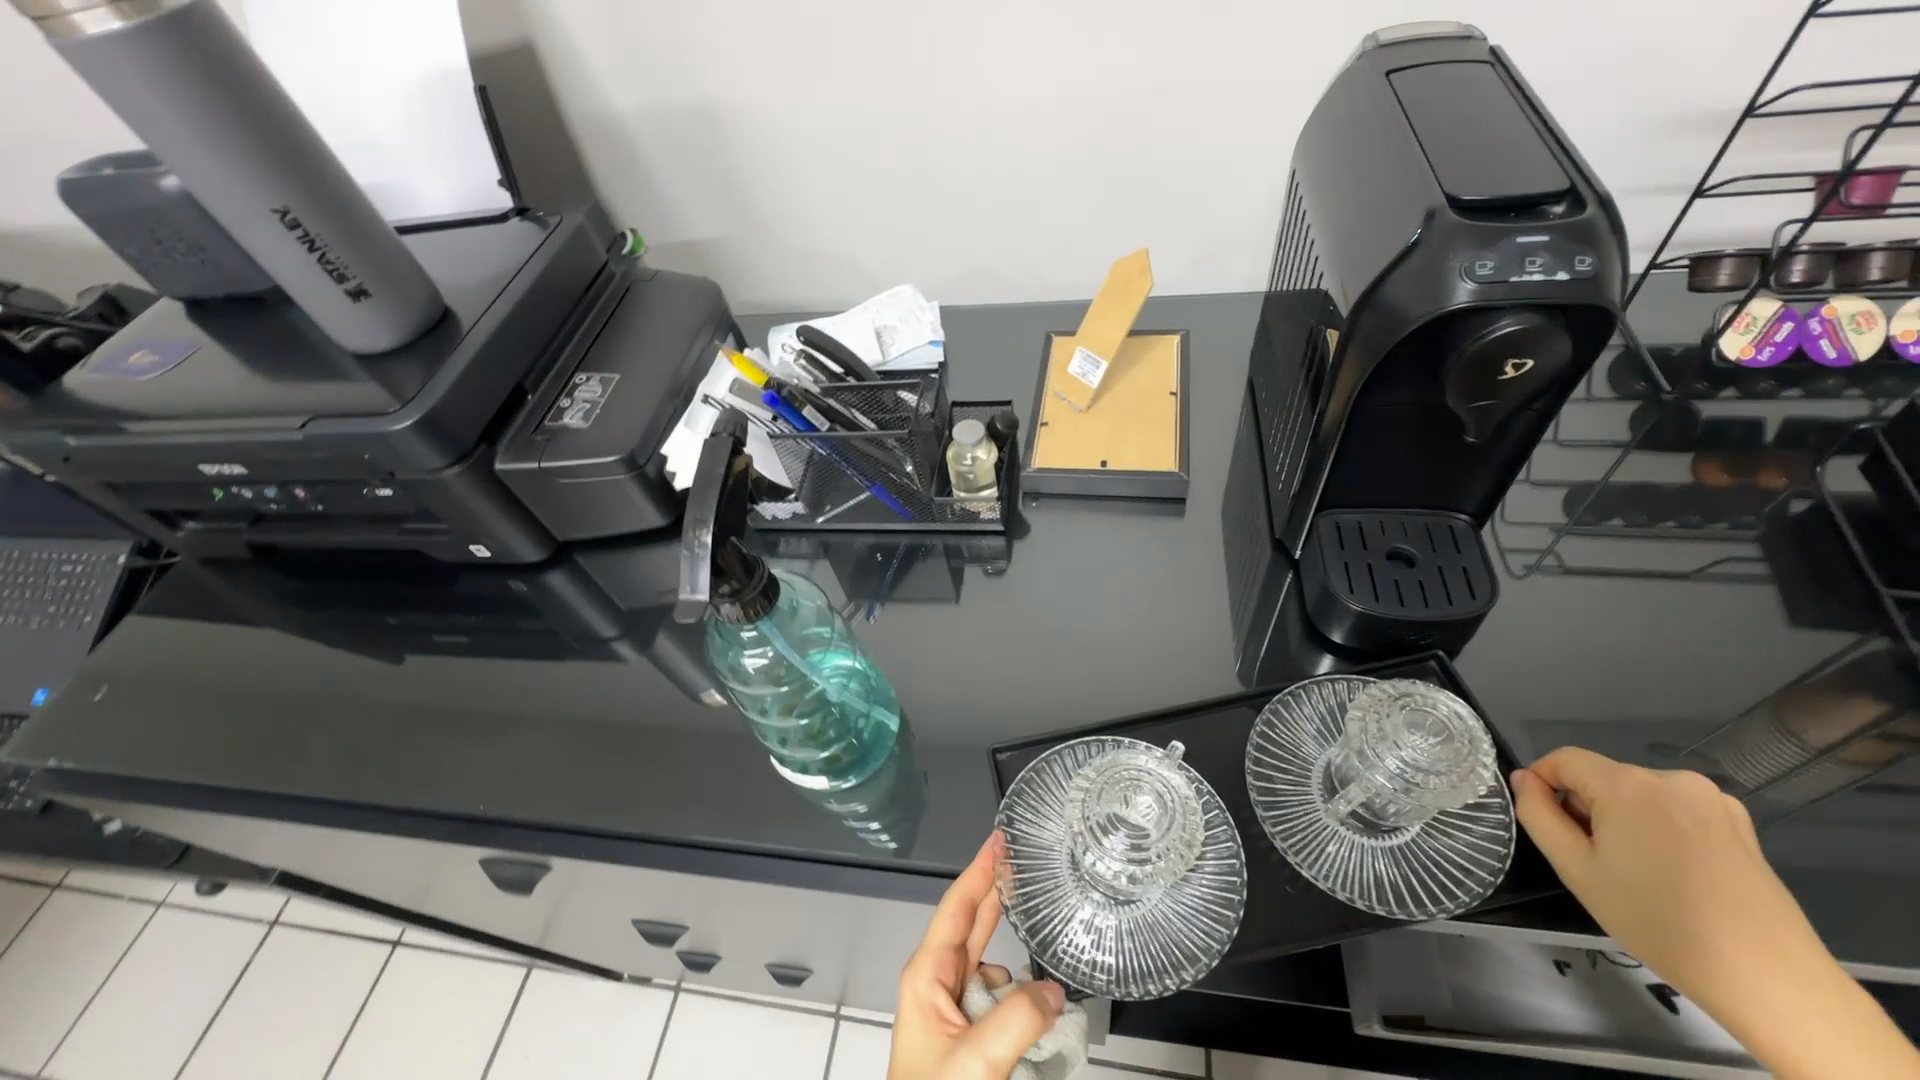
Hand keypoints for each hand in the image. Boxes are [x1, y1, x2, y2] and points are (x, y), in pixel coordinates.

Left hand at [888, 832, 1064, 1079]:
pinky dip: (1024, 1003)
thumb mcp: (976, 1060)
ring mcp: (955, 1012)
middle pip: (974, 925)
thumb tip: (1053, 989)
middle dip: (999, 894)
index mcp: (927, 976)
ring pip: (996, 970)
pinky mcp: (971, 1037)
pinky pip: (1005, 1004)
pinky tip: (1041, 1021)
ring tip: (1046, 991)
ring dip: (1020, 973)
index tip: (998, 838)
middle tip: (1024, 860)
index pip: (958, 908)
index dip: (979, 870)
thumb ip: (1018, 1018)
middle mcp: (939, 985)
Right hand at [1510, 747, 1812, 1007]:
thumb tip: (1525, 780)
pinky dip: (1660, 830)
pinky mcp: (1740, 824)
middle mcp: (1673, 779)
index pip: (1564, 759)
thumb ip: (1539, 815)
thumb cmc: (1655, 919)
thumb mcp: (1576, 869)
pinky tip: (1675, 874)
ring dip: (1624, 820)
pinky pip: (1677, 811)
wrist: (1763, 972)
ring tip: (1638, 873)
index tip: (1544, 824)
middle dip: (1588, 808)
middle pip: (1605, 778)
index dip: (1542, 783)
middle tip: (1594, 863)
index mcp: (1629, 785)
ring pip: (1641, 796)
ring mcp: (1713, 800)